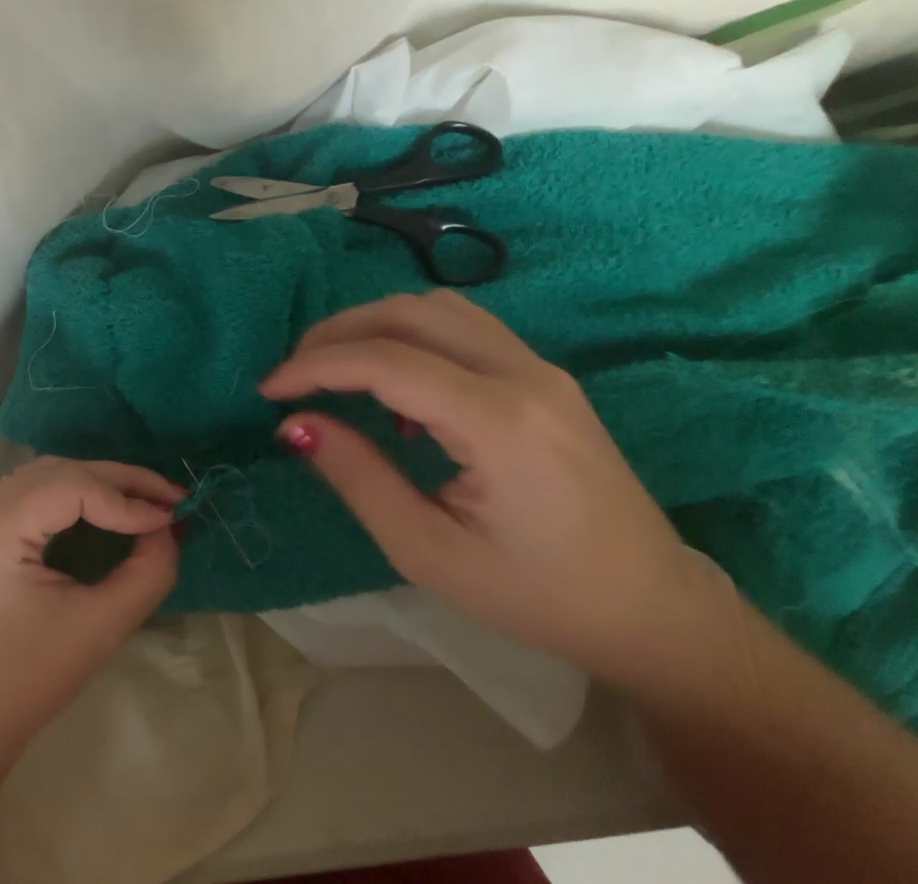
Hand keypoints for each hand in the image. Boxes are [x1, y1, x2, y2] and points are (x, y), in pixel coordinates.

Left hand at [0, 458, 182, 759]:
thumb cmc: (31, 678)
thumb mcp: (102, 625)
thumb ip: (147, 570)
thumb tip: (167, 527)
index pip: (72, 486)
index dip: (127, 498)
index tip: (173, 517)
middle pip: (58, 472)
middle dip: (120, 482)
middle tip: (173, 498)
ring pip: (46, 476)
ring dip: (98, 484)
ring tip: (148, 502)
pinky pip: (31, 493)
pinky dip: (72, 496)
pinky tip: (108, 510)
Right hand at [260, 290, 720, 687]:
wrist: (649, 608)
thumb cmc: (533, 593)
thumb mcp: (425, 549)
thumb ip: (356, 476)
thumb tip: (294, 425)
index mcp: (498, 422)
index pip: (386, 361)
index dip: (314, 366)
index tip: (268, 391)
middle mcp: (525, 376)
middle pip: (411, 313)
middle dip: (337, 333)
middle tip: (293, 375)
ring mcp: (544, 370)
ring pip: (439, 310)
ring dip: (374, 328)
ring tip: (332, 373)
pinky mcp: (547, 379)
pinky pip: (465, 330)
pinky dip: (411, 340)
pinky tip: (394, 392)